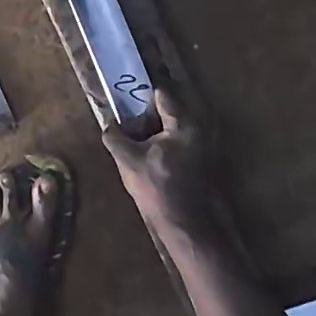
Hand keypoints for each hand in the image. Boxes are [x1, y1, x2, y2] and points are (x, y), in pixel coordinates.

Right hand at [103, 88, 223, 240]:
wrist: (187, 226)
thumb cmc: (158, 188)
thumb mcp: (127, 160)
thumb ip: (115, 136)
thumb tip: (108, 122)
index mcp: (184, 125)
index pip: (163, 95)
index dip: (143, 91)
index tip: (128, 90)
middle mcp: (201, 131)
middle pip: (171, 110)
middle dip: (150, 110)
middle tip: (129, 114)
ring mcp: (206, 147)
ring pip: (177, 126)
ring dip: (158, 127)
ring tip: (137, 134)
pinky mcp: (205, 162)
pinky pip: (183, 140)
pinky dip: (167, 140)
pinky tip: (151, 152)